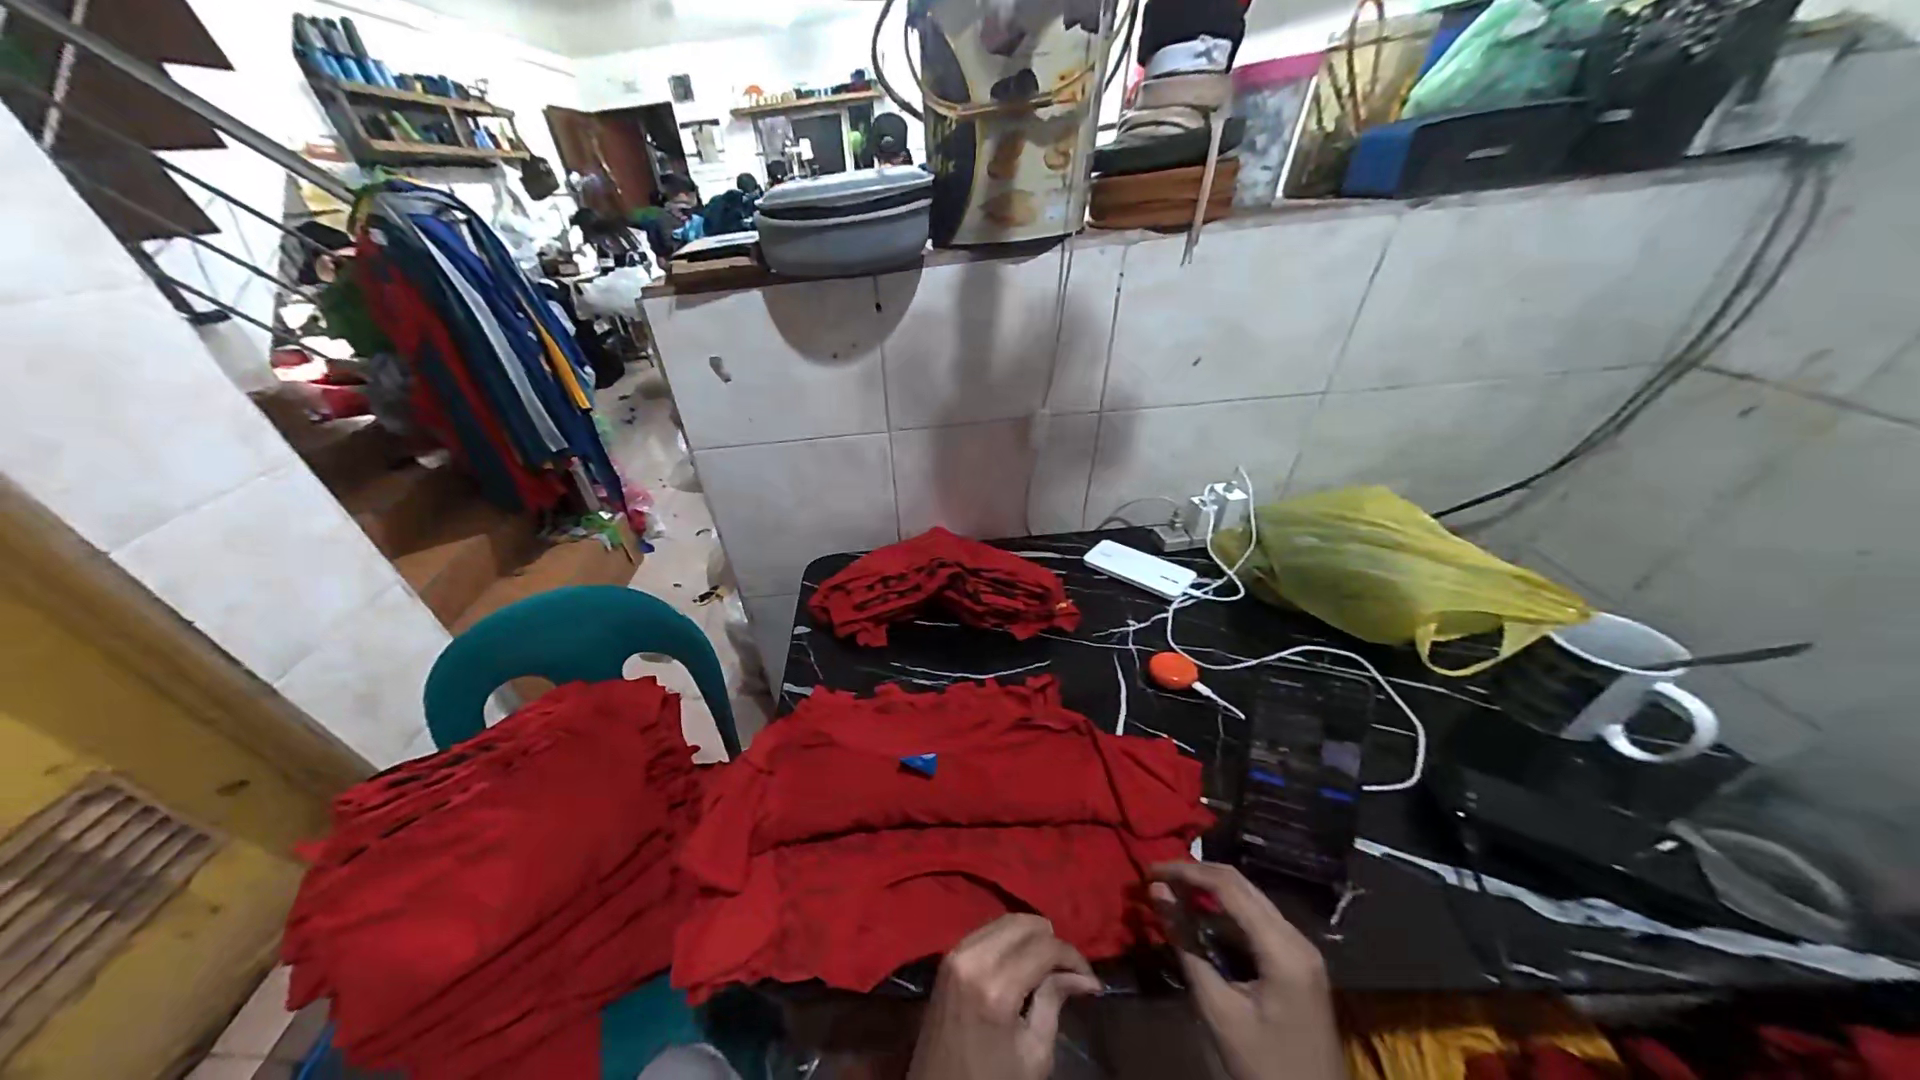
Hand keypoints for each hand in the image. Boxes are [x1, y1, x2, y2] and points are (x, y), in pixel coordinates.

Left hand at [907, 914, 1103, 1079]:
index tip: (1090, 978)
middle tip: (1069, 970)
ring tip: (1048, 965)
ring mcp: (955, 953)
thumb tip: (1084, 977)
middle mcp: (973, 959)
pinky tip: (1021, 960)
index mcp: (996, 987)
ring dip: (1031, 936)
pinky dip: (1008, 938)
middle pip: (1024, 924)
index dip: (1073, 957)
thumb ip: (1055, 1002)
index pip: (1045, 947)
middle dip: (1052, 941)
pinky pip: (986, 930)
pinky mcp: (947, 957)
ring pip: (1004, 921)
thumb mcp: (1034, 1054)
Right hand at [1152, 863, 1345, 1079]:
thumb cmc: (1264, 1068)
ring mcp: (1301, 948)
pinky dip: (1225, 911)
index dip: (1186, 871)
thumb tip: (1158, 894)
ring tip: (1170, 890)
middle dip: (1196, 874)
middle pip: (1241, 885)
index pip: (1229, 887)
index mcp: (1283, 948)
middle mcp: (1297, 937)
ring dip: (1209, 889)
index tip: (1150, 871)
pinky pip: (1257, 919)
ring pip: (1249, 898)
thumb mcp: (1217, 1008)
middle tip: (1156, 876)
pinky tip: (1199, 914)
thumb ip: (1187, 945)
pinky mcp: (1298, 961)